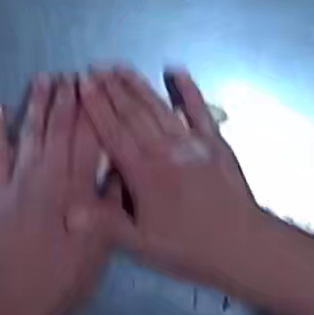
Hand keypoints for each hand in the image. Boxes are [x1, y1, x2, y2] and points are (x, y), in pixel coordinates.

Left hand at [0, 74, 121, 314]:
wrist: (18, 295)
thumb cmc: (65, 274)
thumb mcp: (101, 245)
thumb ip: (109, 203)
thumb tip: (119, 167)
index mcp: (76, 185)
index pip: (87, 137)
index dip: (91, 109)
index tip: (93, 84)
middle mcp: (47, 172)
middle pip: (58, 127)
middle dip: (65, 98)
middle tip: (70, 73)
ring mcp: (18, 177)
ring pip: (29, 131)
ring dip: (36, 103)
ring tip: (42, 78)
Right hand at [75, 65, 271, 288]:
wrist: (246, 248)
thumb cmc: (190, 248)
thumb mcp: (142, 244)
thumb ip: (105, 222)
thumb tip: (68, 211)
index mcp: (141, 170)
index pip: (112, 130)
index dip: (95, 105)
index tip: (82, 82)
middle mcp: (161, 147)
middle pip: (131, 112)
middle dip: (110, 88)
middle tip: (94, 68)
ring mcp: (189, 140)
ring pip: (157, 105)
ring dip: (136, 84)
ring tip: (119, 66)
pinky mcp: (213, 141)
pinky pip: (197, 109)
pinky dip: (187, 88)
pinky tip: (176, 70)